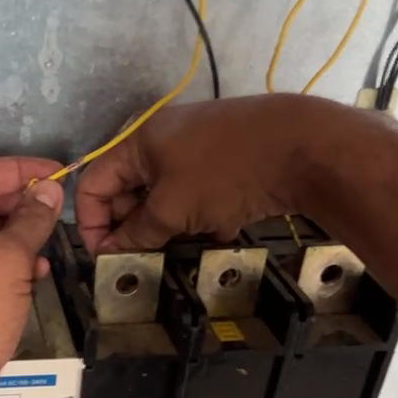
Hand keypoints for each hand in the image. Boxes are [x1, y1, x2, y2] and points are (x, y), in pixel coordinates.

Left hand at [0, 157, 64, 397]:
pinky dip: (1, 263)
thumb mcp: (8, 260)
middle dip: (17, 203)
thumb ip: (31, 220)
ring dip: (13, 236)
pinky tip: (30, 274)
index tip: (55, 175)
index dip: (20, 170)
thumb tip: (49, 192)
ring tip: (45, 244)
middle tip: (51, 209)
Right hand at [76, 94, 397, 251]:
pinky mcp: (226, 160)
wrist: (306, 148)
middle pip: (128, 191)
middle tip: (142, 257)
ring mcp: (197, 148)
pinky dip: (200, 215)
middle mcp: (163, 140)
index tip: (104, 258)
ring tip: (183, 246)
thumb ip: (137, 233)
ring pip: (165, 196)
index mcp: (139, 141)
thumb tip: (111, 252)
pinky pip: (196, 193)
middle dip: (132, 227)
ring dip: (169, 226)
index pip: (93, 184)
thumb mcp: (172, 209)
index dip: (91, 223)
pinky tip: (218, 229)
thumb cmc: (226, 173)